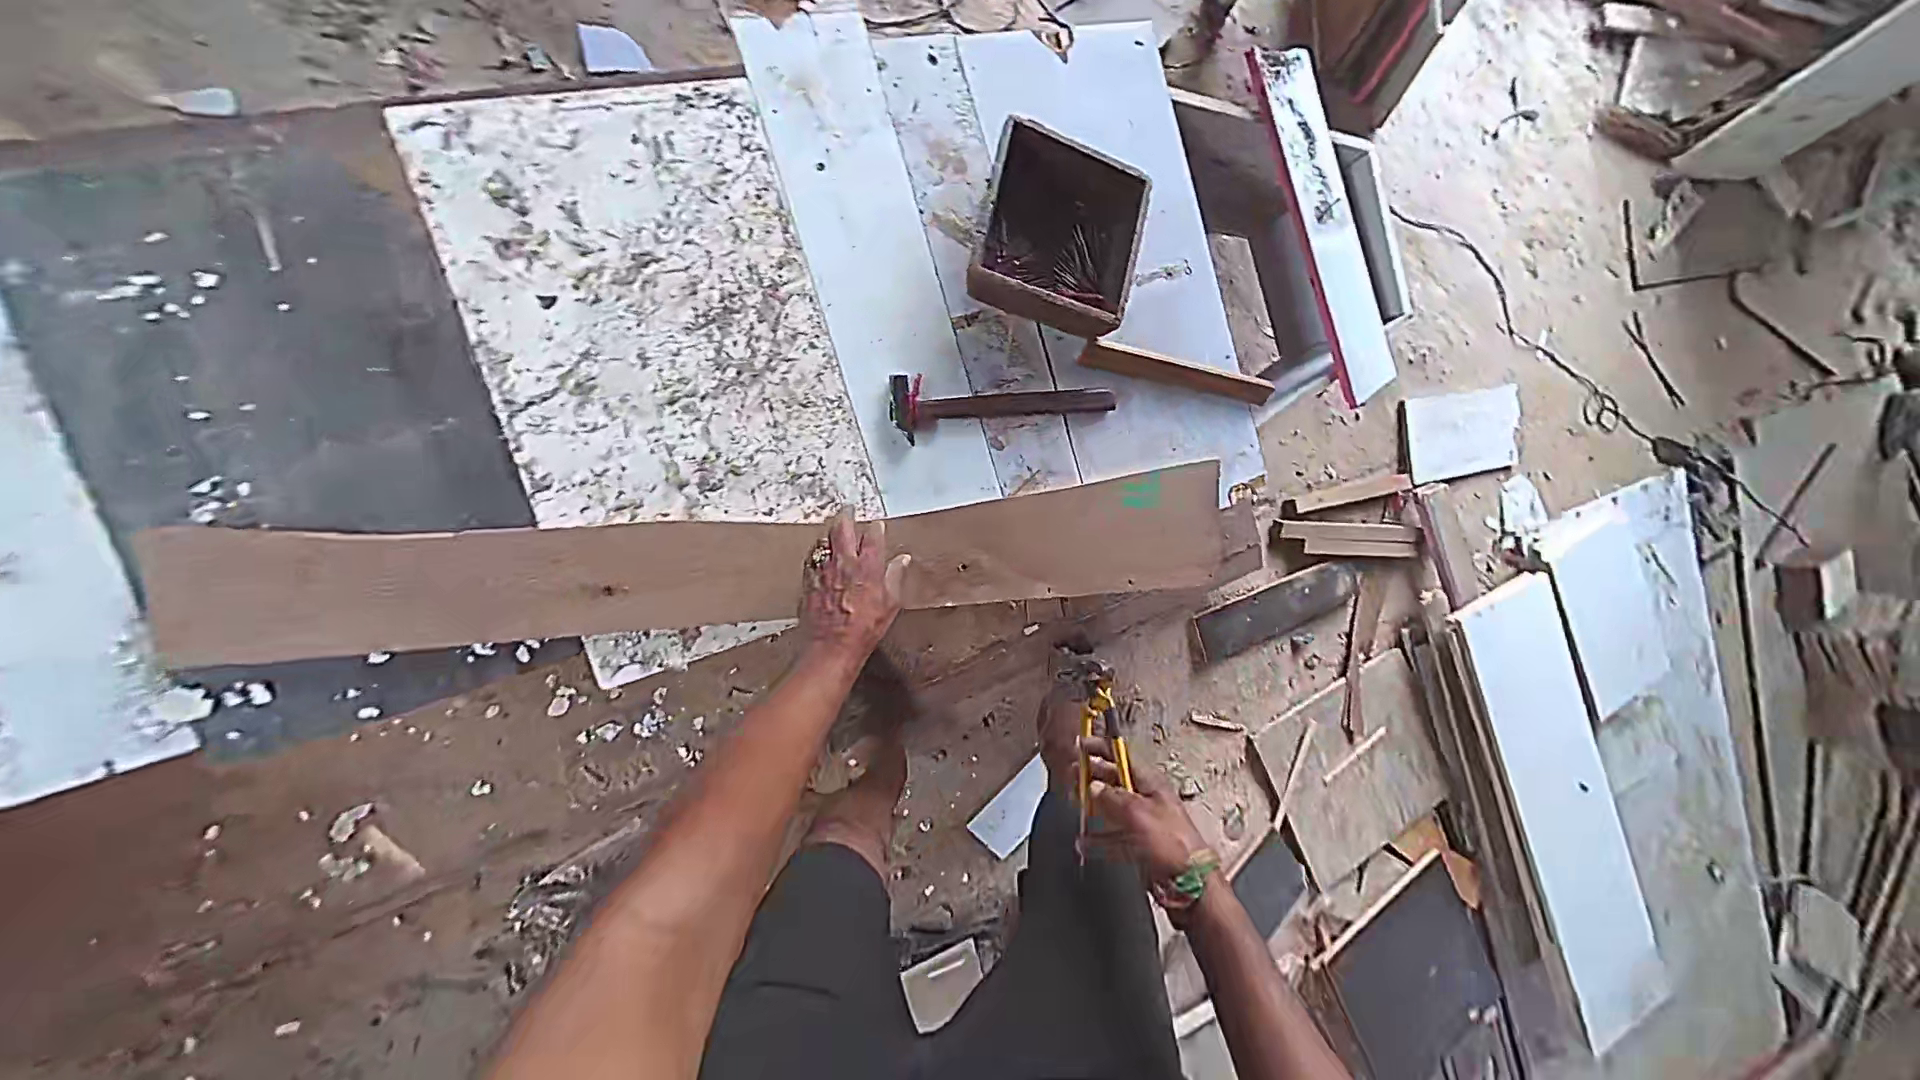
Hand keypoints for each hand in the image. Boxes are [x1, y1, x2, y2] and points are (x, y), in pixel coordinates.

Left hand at [797, 511, 909, 663]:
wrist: (832, 648)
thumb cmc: (863, 630)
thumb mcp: (889, 605)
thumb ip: (895, 578)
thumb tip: (901, 561)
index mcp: (868, 568)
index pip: (873, 537)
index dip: (876, 529)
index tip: (878, 526)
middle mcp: (844, 564)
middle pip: (843, 529)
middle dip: (847, 517)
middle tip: (848, 511)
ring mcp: (824, 571)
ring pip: (825, 540)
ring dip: (831, 531)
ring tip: (834, 527)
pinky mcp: (809, 580)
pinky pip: (812, 557)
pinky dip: (818, 550)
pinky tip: (820, 551)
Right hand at [1082, 736, 1209, 886]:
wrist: (1191, 886)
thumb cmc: (1174, 845)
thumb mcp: (1138, 813)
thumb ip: (1112, 797)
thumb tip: (1093, 787)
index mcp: (1151, 784)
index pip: (1122, 756)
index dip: (1100, 748)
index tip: (1081, 746)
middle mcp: (1147, 800)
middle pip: (1114, 781)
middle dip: (1092, 776)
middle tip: (1072, 774)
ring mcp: (1143, 824)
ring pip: (1112, 808)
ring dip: (1092, 804)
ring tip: (1075, 801)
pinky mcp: (1140, 846)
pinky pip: (1114, 837)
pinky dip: (1098, 838)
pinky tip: (1085, 842)